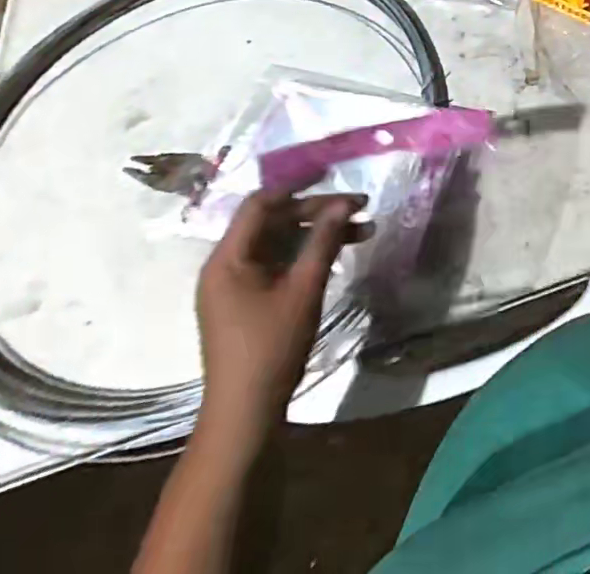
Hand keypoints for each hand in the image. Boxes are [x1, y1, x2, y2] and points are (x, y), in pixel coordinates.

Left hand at [194, 189, 367, 443]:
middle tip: (361, 208)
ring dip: (319, 234)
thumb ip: (323, 242)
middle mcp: (226, 266)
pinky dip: (308, 256)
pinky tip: (339, 256)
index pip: (260, 205)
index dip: (297, 187)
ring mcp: (235, 285)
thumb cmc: (272, 346)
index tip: (335, 178)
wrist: (246, 411)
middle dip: (318, 212)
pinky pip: (279, 264)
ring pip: (281, 244)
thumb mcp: (304, 289)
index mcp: (228, 259)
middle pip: (273, 223)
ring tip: (363, 231)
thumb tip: (344, 204)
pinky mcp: (248, 301)